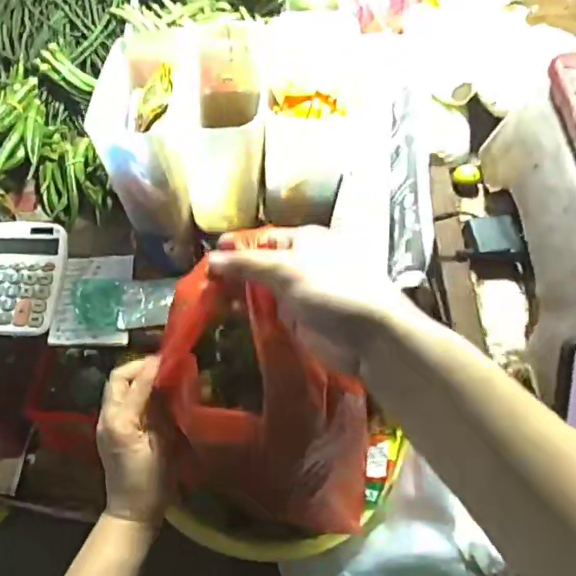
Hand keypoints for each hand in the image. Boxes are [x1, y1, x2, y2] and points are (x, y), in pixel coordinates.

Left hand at [97, 357, 168, 526]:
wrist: (131, 512)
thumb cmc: (150, 482)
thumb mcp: (160, 446)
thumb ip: (160, 411)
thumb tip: (166, 381)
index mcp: (118, 420)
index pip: (132, 382)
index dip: (150, 368)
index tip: (169, 358)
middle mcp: (107, 417)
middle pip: (118, 379)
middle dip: (139, 367)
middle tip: (164, 366)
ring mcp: (106, 423)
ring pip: (117, 388)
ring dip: (137, 378)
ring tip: (162, 377)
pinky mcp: (112, 430)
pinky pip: (121, 401)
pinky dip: (136, 392)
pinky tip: (155, 396)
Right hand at [207, 226, 419, 378]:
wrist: (370, 337)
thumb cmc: (333, 290)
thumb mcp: (287, 270)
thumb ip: (247, 264)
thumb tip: (212, 259)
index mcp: (305, 240)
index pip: (264, 238)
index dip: (237, 245)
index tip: (211, 253)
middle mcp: (302, 263)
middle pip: (259, 263)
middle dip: (233, 270)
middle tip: (204, 279)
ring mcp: (299, 292)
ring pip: (260, 288)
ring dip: (237, 291)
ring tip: (209, 296)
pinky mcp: (296, 319)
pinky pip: (266, 310)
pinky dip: (248, 311)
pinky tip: (228, 313)